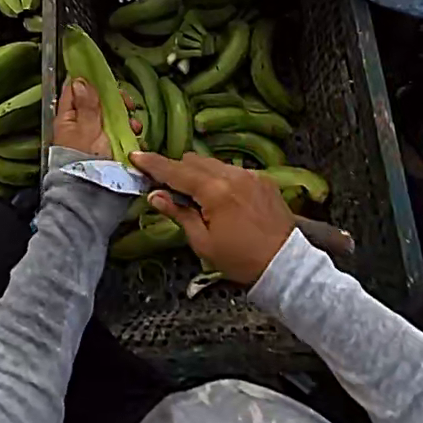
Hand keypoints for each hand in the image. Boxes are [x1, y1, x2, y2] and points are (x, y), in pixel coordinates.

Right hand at [129, 152, 294, 284]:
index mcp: (214, 191)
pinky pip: (232, 170)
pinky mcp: (262, 179)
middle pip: (193, 160)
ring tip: (198, 198)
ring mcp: (249, 174)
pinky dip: (219, 178)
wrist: (286, 265)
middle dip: (176, 170)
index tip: (136, 157)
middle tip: (168, 189)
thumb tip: (155, 196)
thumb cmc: (241, 259)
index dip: (153, 164)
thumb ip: (178, 214)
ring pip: (212, 163)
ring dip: (198, 174)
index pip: (175, 171)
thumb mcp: (203, 242)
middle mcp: (232, 175)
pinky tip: (222, 200)